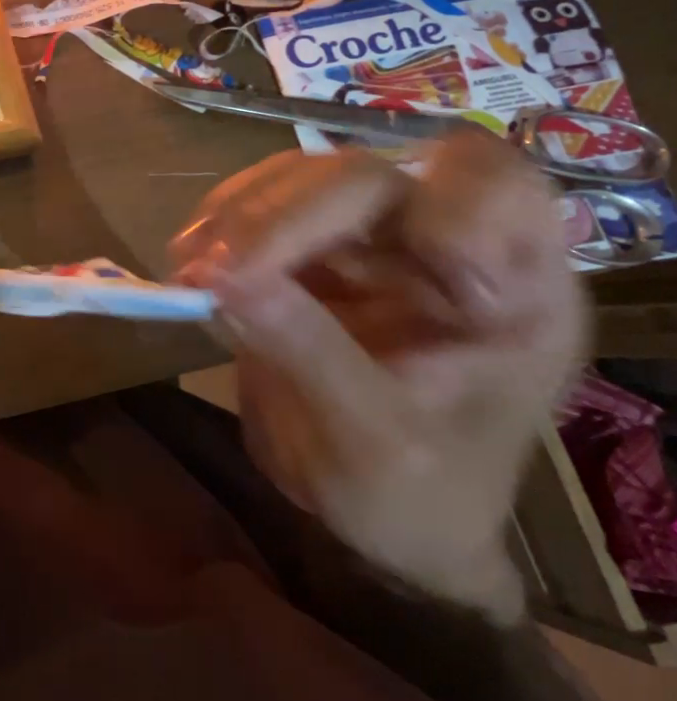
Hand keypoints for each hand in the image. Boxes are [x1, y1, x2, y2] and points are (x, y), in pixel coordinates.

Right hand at [172, 133, 590, 621]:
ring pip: (298, 180)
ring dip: (235, 214)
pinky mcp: (305, 259)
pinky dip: (213, 229)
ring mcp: (367, 250)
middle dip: (282, 213)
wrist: (375, 524)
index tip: (358, 274)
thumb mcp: (369, 437)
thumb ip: (304, 348)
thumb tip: (212, 275)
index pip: (490, 185)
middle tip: (215, 266)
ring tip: (190, 265)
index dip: (427, 204)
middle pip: (365, 176)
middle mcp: (441, 251)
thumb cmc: (407, 496)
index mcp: (513, 292)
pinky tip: (188, 266)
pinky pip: (254, 211)